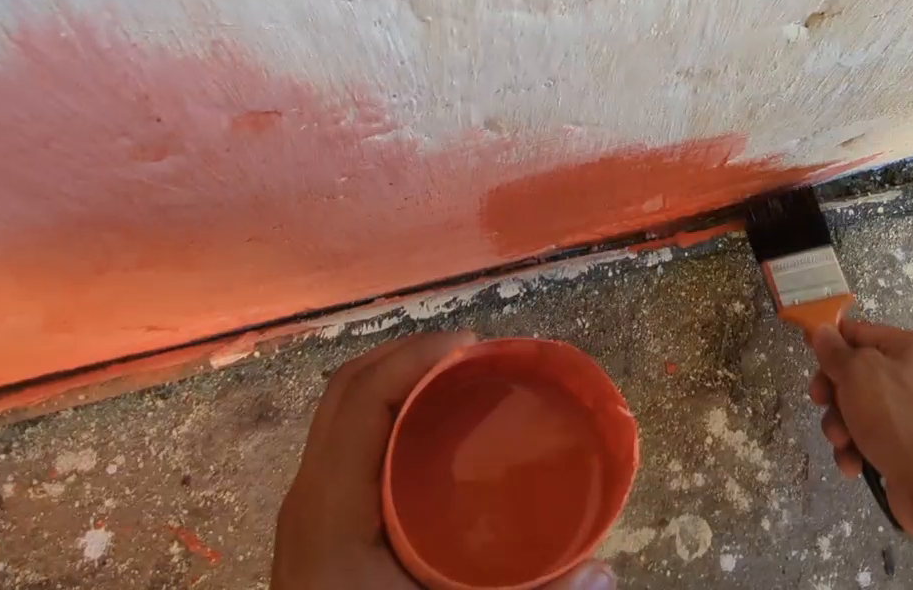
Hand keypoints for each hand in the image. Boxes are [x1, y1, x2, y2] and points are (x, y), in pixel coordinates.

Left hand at [271, 331, 615, 589]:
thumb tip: (606, 571)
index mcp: (329, 511)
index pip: (360, 397)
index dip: (412, 355)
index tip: (471, 345)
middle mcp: (308, 497)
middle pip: (347, 389)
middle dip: (408, 355)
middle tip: (471, 356)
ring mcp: (306, 508)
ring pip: (341, 410)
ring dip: (394, 378)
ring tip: (453, 380)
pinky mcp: (315, 522)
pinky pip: (344, 437)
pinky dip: (382, 410)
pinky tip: (424, 430)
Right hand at [807, 318, 912, 541]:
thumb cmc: (896, 417)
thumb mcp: (858, 372)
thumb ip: (835, 350)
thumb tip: (822, 330)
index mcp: (911, 348)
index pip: (860, 333)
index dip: (830, 342)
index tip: (807, 350)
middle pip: (856, 373)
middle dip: (834, 393)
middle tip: (820, 403)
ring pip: (859, 408)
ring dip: (841, 425)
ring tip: (842, 442)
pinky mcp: (909, 447)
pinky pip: (872, 436)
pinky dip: (857, 449)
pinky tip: (853, 464)